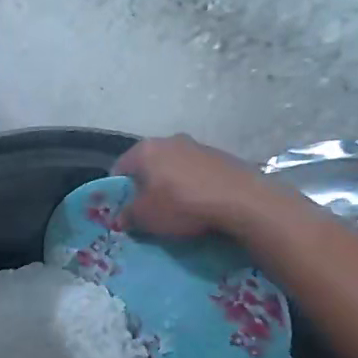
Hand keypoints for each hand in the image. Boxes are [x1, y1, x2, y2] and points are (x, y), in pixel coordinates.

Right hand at [112, 134, 266, 237]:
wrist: (239, 200)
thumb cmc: (181, 205)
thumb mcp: (146, 218)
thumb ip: (127, 216)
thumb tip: (120, 217)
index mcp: (145, 150)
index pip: (120, 168)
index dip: (118, 191)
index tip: (124, 209)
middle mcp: (169, 140)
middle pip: (148, 164)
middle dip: (146, 185)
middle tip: (149, 209)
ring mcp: (197, 145)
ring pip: (174, 166)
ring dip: (171, 183)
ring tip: (178, 208)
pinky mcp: (220, 155)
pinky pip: (197, 171)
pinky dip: (193, 184)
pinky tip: (200, 203)